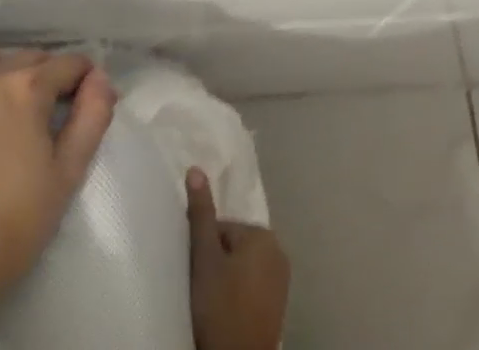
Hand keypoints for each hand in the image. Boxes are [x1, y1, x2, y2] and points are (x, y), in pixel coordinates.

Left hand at [0, 39, 116, 349]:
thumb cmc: (9, 231)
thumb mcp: (66, 178)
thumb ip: (91, 119)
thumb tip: (100, 77)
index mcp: (25, 90)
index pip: (67, 65)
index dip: (81, 80)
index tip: (81, 99)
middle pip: (20, 57)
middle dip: (40, 74)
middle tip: (39, 109)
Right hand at [187, 167, 289, 349]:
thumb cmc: (220, 304)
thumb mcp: (204, 257)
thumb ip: (201, 214)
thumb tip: (196, 169)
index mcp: (263, 235)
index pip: (221, 228)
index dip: (203, 248)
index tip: (195, 269)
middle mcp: (279, 250)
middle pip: (233, 245)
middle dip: (216, 260)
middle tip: (202, 285)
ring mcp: (282, 278)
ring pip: (242, 265)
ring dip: (227, 276)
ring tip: (212, 298)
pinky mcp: (279, 301)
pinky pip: (253, 284)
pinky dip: (239, 291)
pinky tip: (227, 308)